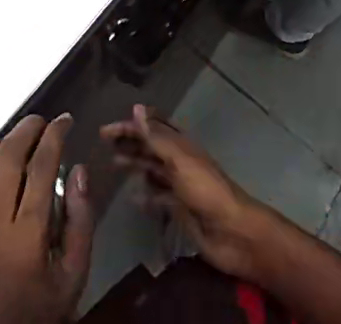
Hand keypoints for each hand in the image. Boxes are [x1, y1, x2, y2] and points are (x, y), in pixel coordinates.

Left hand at [0, 114, 94, 323]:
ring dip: (2, 153)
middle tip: (41, 123)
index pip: (42, 168)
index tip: (64, 121)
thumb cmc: (36, 311)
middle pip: (8, 154)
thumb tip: (78, 169)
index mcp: (27, 240)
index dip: (55, 136)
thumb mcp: (73, 277)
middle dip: (28, 129)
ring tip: (17, 160)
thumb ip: (82, 222)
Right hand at [101, 105, 271, 284]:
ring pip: (152, 170)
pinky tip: (133, 199)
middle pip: (150, 146)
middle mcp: (179, 162)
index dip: (130, 126)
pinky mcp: (181, 209)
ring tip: (114, 166)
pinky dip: (145, 195)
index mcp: (180, 145)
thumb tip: (136, 107)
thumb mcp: (178, 159)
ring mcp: (180, 186)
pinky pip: (158, 197)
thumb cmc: (206, 190)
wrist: (235, 233)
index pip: (151, 127)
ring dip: (135, 165)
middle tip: (105, 145)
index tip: (106, 131)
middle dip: (129, 143)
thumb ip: (155, 136)